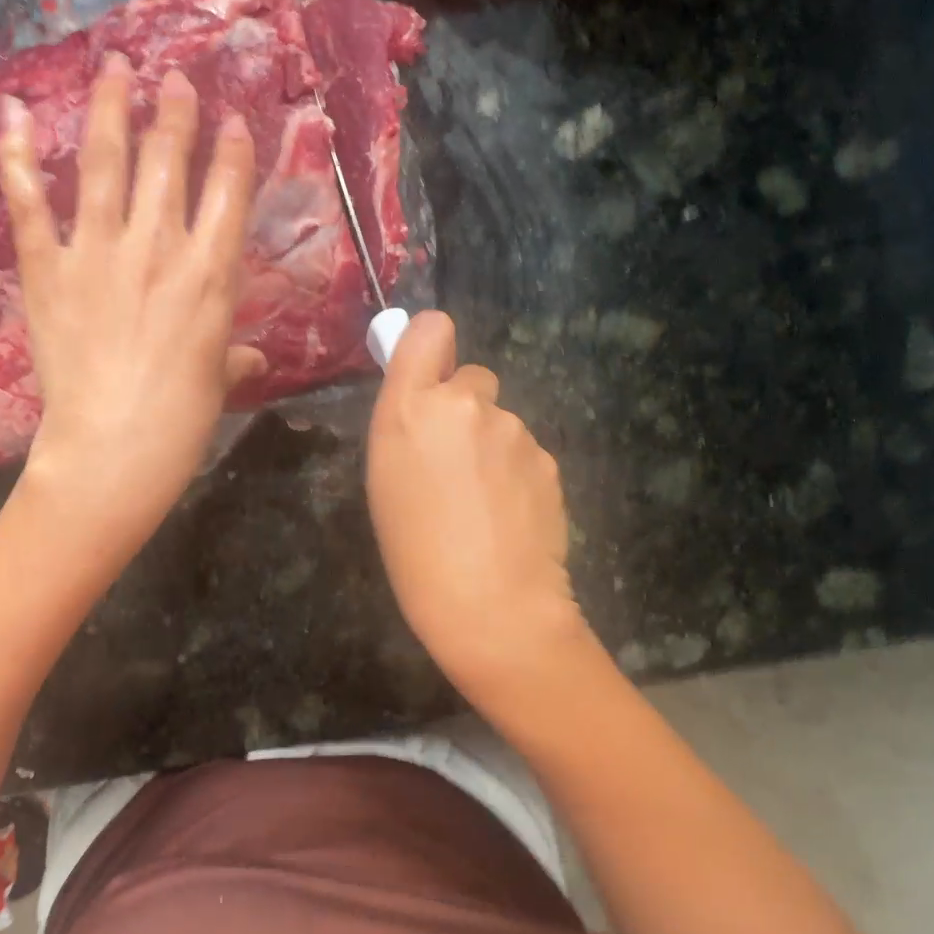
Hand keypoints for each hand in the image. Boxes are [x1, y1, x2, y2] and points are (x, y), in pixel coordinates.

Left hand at [0, 53, 265, 527]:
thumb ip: (233, 359)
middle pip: (169, 159)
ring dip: (111, 108)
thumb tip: (250, 357)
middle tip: (173, 80)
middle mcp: (158, 246)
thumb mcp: (217, 384)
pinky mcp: (48, 269)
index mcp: (210, 273)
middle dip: (174, 112)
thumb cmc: (179, 423)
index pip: (228, 190)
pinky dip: (16, 158)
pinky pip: (30, 204)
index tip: (230, 119)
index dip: (231, 149)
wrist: (113, 447)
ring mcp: (98, 251)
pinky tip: (12, 115)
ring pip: (105, 161)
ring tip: (115, 69)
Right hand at [367, 311, 594, 697]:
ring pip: (499, 420)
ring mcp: (514, 430)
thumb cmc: (412, 551)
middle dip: (462, 409)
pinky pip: (524, 451)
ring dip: (489, 445)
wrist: (489, 604)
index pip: (431, 329)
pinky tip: (506, 516)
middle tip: (450, 464)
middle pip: (470, 378)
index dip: (430, 348)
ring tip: (479, 503)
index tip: (427, 381)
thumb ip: (407, 426)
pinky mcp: (548, 458)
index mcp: (410, 408)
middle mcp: (465, 405)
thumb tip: (430, 402)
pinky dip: (514, 473)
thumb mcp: (385, 480)